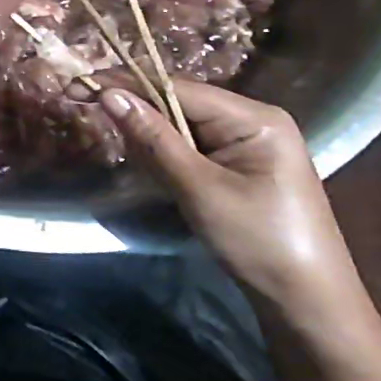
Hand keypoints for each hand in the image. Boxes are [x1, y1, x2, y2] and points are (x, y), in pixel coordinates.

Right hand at [95, 76, 368, 319]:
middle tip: (92, 123)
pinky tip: (154, 173)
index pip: (175, 87)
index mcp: (253, 118)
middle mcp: (250, 119)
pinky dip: (161, 154)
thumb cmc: (257, 238)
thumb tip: (108, 95)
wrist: (304, 296)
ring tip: (139, 167)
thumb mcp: (198, 187)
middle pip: (175, 101)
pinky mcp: (234, 162)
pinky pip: (186, 144)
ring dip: (147, 139)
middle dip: (134, 113)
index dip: (123, 84)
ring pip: (176, 123)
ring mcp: (243, 141)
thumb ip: (153, 138)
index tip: (75, 87)